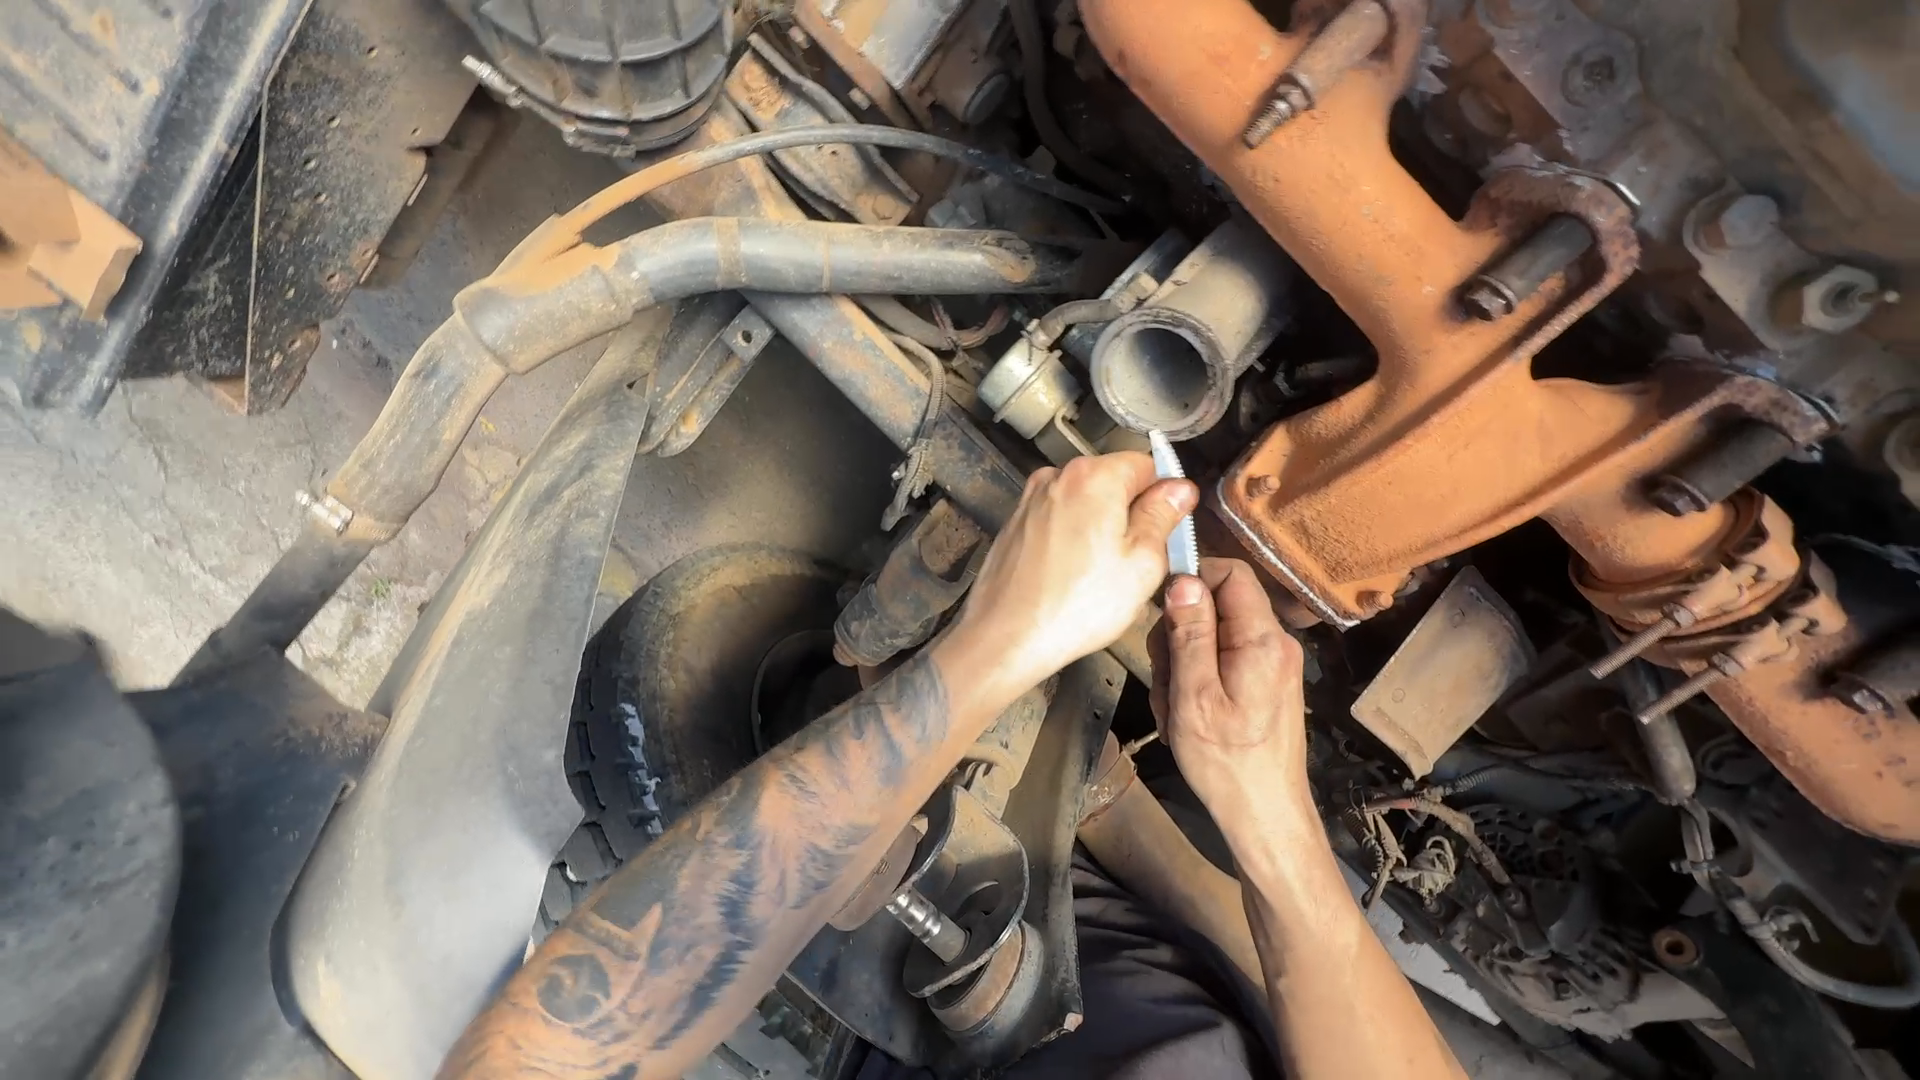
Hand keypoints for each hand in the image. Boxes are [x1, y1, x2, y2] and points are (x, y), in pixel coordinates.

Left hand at [938, 452, 1195, 700]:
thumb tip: (1179, 488)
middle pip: (1113, 482)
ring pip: (1084, 504)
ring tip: (1100, 576)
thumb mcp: (1143, 562)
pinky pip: (1058, 522)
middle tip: (1136, 562)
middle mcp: (1057, 476)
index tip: (1168, 529)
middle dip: (1130, 515)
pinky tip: (1072, 577)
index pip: (1147, 465)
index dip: (1164, 497)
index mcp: (1094, 476)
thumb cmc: (1077, 605)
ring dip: (1100, 530)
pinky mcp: (1015, 524)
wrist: (1006, 637)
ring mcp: (1031, 500)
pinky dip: (1071, 541)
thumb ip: (1163, 516)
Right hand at [1149, 558, 1309, 825]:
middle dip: (1180, 632)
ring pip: (1213, 633)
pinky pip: (1222, 659)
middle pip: (1216, 604)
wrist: (1265, 815)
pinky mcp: (1265, 682)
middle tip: (1166, 677)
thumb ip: (1190, 635)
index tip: (1161, 611)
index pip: (1231, 573)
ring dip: (1183, 662)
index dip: (1192, 578)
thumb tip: (1183, 579)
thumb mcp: (1193, 696)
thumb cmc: (1226, 762)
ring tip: (1175, 704)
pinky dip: (1196, 678)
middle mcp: (1275, 642)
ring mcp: (1272, 663)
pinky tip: (1187, 711)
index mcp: (1262, 640)